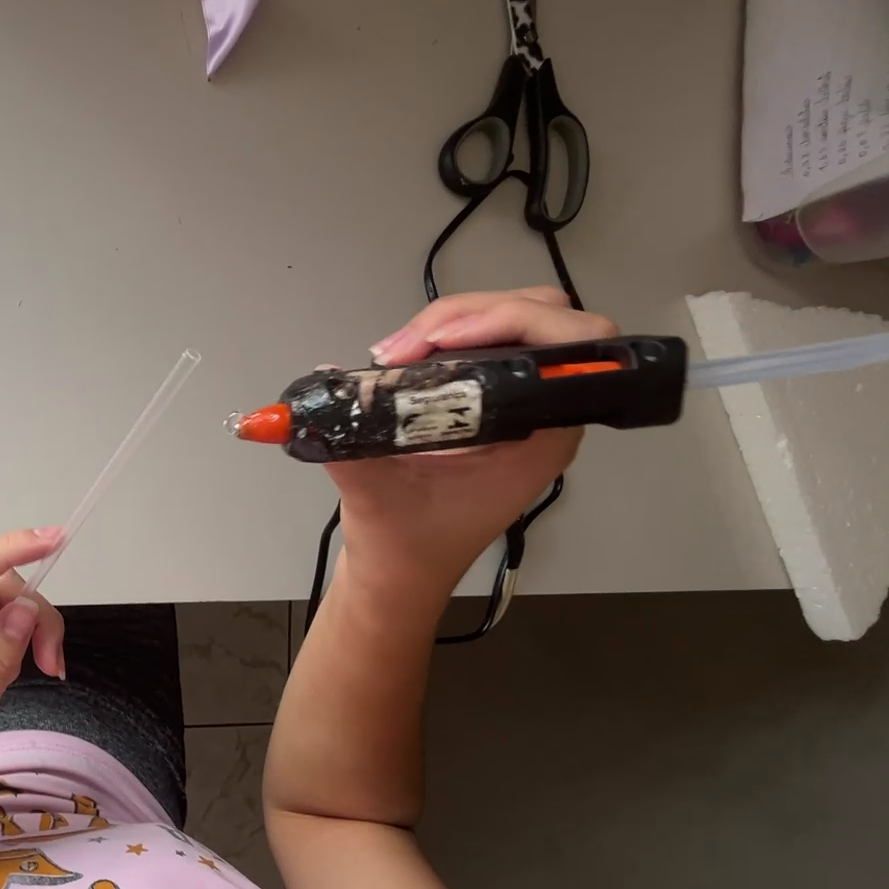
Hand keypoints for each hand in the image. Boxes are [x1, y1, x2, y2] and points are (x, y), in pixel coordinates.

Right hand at [330, 287, 617, 595]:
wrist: (398, 574)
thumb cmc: (402, 544)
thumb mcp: (373, 493)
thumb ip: (348, 441)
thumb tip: (320, 390)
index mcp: (542, 436)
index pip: (568, 346)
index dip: (509, 322)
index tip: (440, 342)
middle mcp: (543, 414)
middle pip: (543, 318)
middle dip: (470, 315)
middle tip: (405, 346)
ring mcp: (518, 407)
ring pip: (512, 326)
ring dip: (452, 323)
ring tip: (393, 353)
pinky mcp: (489, 406)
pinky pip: (484, 347)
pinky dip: (442, 338)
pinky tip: (401, 358)